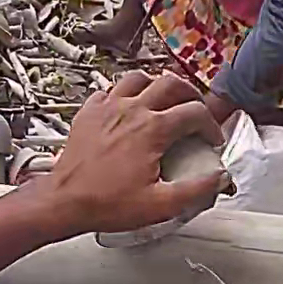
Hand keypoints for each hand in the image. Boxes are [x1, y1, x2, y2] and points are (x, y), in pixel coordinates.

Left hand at [41, 71, 223, 235]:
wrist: (65, 202)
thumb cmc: (104, 203)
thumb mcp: (160, 205)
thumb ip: (196, 190)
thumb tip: (218, 179)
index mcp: (152, 130)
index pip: (194, 113)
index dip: (210, 125)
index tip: (210, 138)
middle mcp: (130, 111)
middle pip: (171, 84)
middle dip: (190, 94)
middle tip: (195, 108)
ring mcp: (107, 108)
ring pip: (139, 78)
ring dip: (156, 85)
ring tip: (164, 99)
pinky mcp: (88, 113)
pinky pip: (109, 91)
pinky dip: (123, 94)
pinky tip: (125, 107)